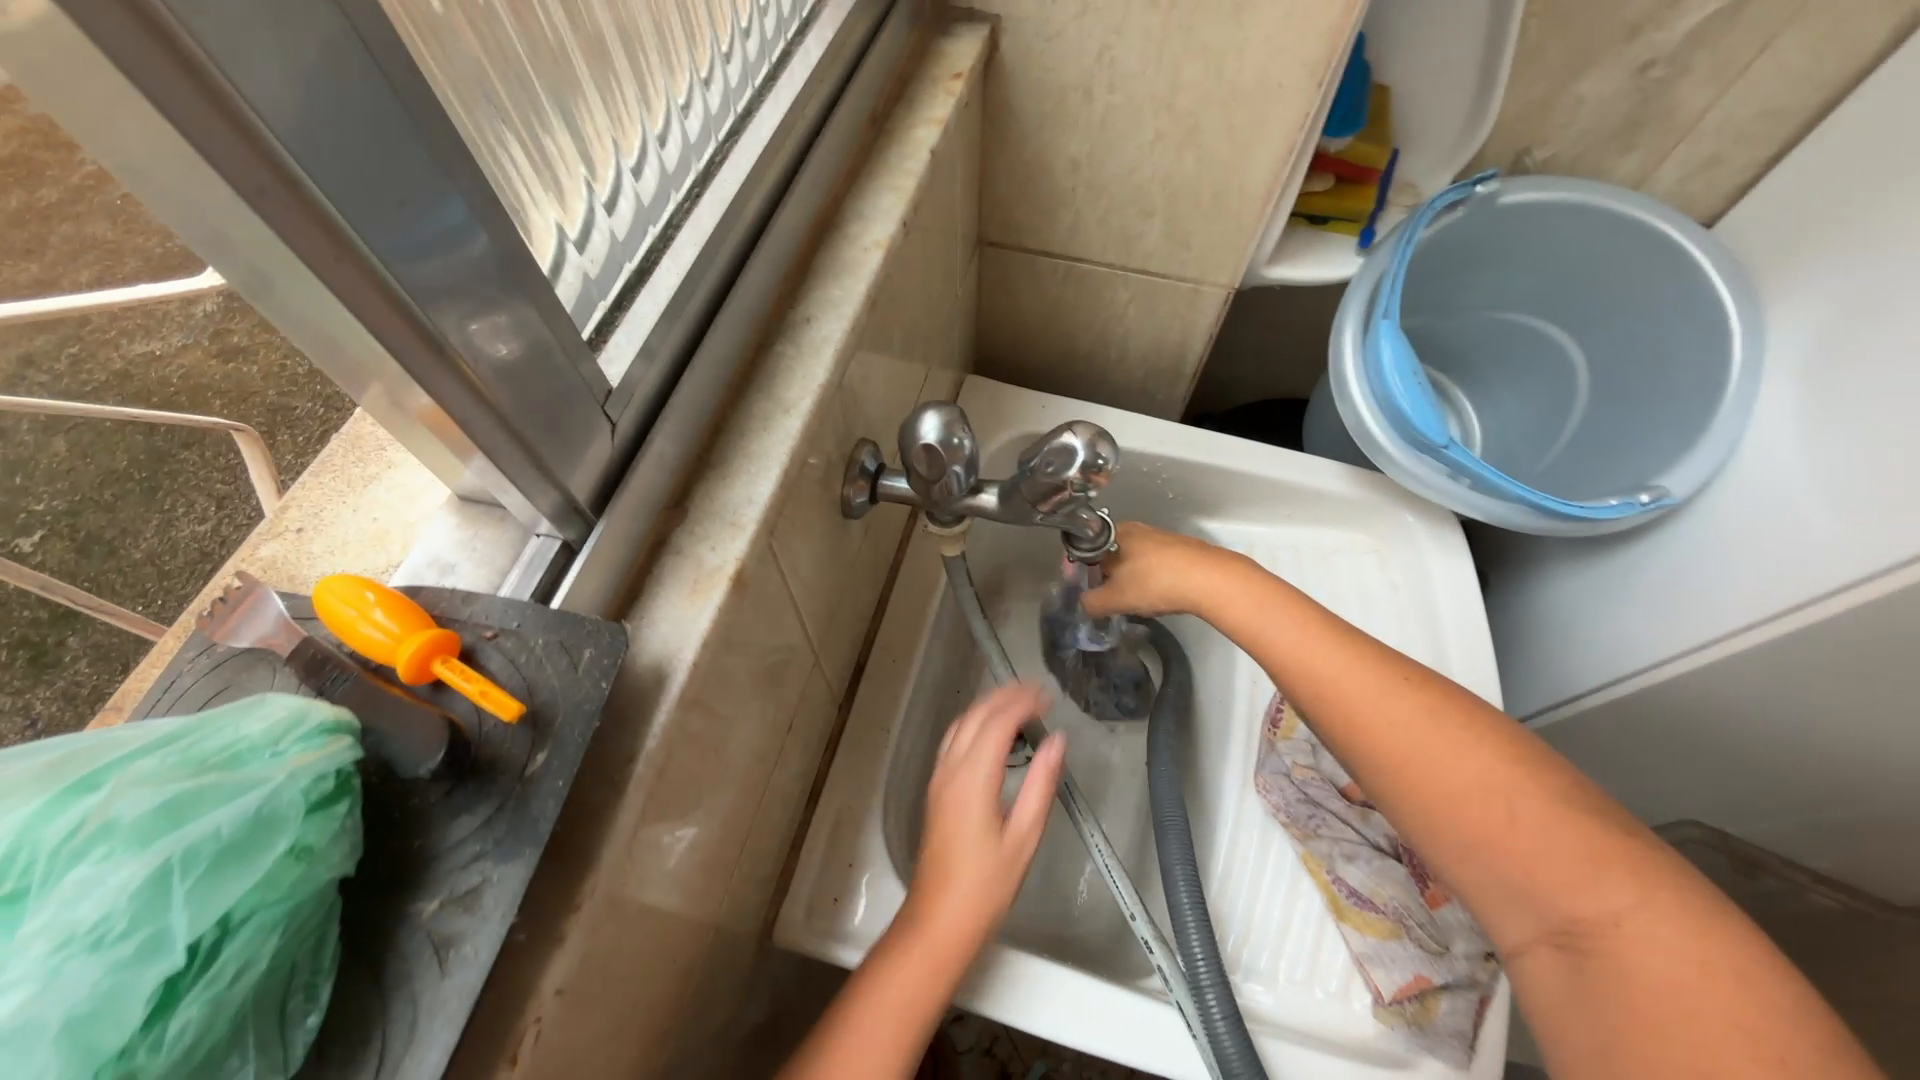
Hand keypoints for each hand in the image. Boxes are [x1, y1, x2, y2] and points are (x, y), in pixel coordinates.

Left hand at [902, 684, 1064, 951]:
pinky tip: (992, 731)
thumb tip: (1057, 742)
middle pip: (975, 716)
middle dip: (1005, 696)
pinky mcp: (935, 790)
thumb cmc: (987, 884)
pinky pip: (953, 741)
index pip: (998, 723)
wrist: (940, 917)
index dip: (1023, 703)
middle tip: (1037, 690)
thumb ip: (1040, 785)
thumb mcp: (1024, 837)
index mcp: (972, 779)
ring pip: (960, 725)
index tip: (1049, 695)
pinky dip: (974, 724)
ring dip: (987, 706)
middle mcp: (950, 770)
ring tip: (1018, 701)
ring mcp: (938, 779)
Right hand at [1081, 521, 1245, 618]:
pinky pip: (1155, 564)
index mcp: (1114, 533)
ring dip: (1131, 580)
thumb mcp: (1114, 599)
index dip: (1083, 573)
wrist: (1210, 580)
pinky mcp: (1180, 548)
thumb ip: (1092, 602)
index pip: (1086, 551)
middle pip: (1110, 556)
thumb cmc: (1155, 583)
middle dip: (1108, 578)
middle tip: (1113, 600)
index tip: (1089, 592)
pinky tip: (1160, 594)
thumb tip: (1085, 603)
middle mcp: (1135, 528)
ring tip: (1139, 600)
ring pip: (1133, 561)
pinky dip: (1152, 579)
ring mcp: (1160, 536)